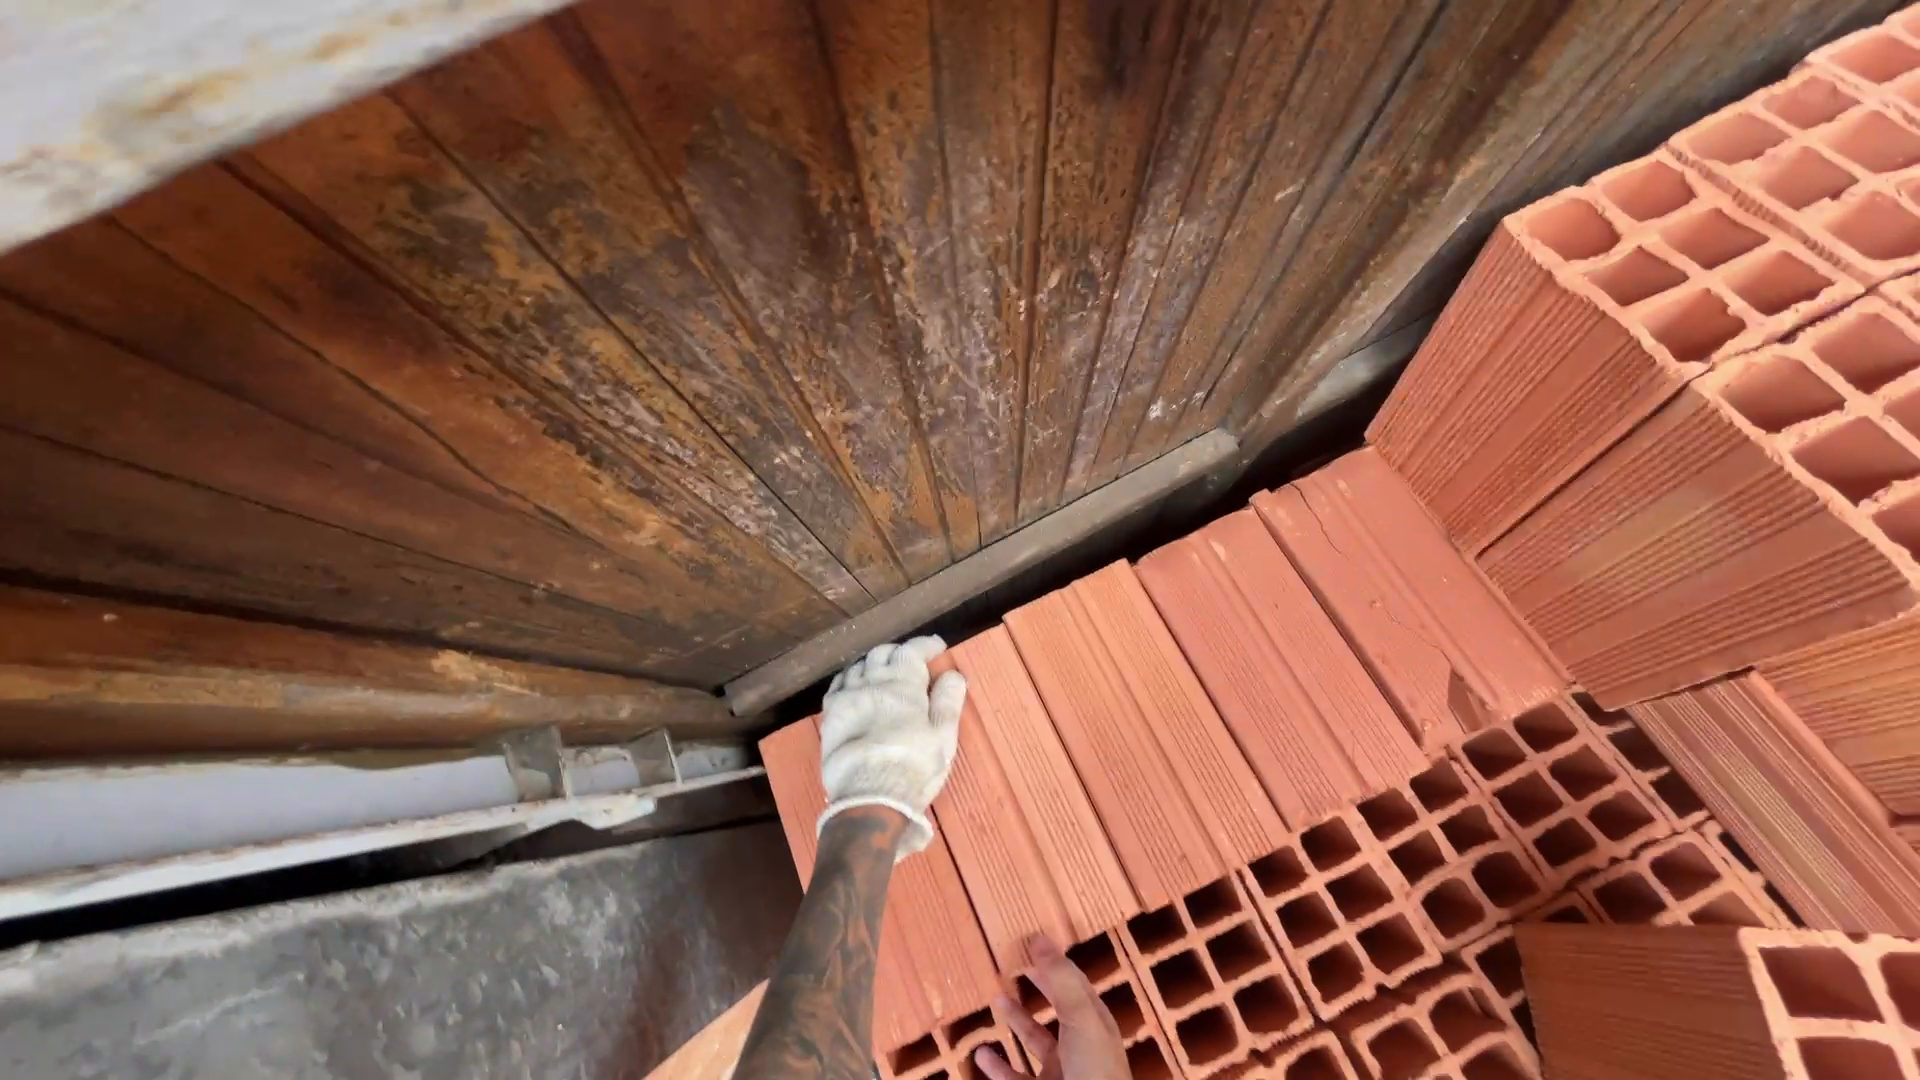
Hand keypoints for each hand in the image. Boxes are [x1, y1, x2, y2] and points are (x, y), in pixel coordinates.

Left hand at [816, 636, 965, 858]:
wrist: (867, 796)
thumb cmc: (913, 766)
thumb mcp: (943, 735)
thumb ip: (948, 701)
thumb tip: (952, 674)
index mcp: (903, 683)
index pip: (912, 650)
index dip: (925, 645)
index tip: (937, 647)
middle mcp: (872, 681)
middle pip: (882, 653)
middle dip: (899, 652)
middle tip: (911, 661)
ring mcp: (847, 697)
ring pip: (858, 666)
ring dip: (873, 663)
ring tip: (883, 671)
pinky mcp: (829, 715)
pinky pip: (838, 685)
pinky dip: (850, 678)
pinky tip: (855, 684)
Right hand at [974, 937, 1128, 1079]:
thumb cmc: (1093, 1071)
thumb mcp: (1081, 1018)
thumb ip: (1060, 979)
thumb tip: (1039, 938)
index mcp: (1094, 1023)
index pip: (1075, 983)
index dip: (1055, 962)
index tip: (1032, 942)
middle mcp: (1079, 1046)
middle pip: (1057, 1007)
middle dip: (1040, 985)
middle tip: (1016, 962)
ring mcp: (1060, 1073)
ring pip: (1035, 1040)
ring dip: (1016, 1020)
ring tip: (996, 999)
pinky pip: (1015, 1077)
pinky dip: (998, 1067)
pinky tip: (982, 1054)